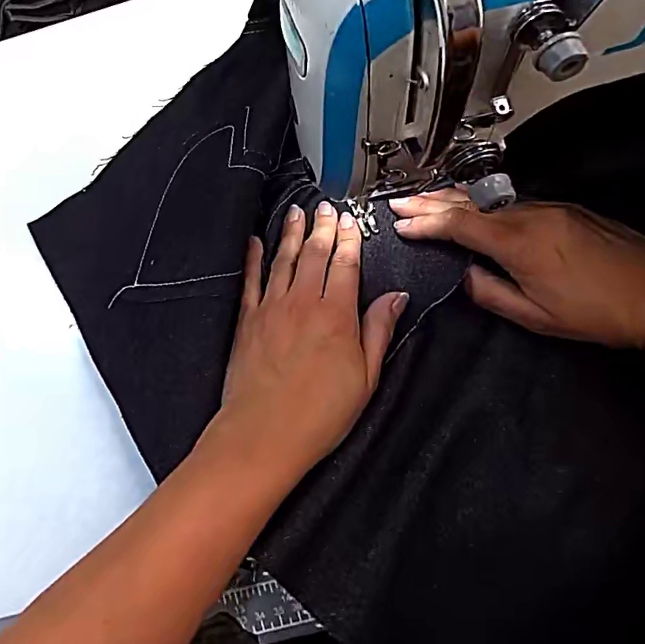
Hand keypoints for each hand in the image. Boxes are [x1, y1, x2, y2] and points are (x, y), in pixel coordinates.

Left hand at [210, 201, 406, 479]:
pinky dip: (253, 258)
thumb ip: (379, 331)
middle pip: (316, 254)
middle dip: (324, 227)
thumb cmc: (318, 415)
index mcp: (337, 316)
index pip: (346, 265)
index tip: (351, 222)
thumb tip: (396, 298)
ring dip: (292, 233)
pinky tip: (255, 241)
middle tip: (327, 207)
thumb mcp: (365, 378)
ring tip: (297, 212)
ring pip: (284, 259)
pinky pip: (251, 280)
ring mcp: (273, 309)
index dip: (350, 240)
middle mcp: (304, 304)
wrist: (262, 436)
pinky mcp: (248, 321)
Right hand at [390, 188, 644, 359]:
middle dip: (432, 202)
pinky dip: (487, 203)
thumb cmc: (604, 311)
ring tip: (430, 199)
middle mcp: (532, 216)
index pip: (458, 225)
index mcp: (519, 242)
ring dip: (457, 199)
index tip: (403, 223)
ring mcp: (551, 208)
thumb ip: (492, 293)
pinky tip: (479, 207)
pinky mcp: (566, 210)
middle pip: (470, 203)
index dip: (426, 223)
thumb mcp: (538, 316)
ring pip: (492, 199)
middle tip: (404, 202)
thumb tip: (467, 277)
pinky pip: (515, 201)